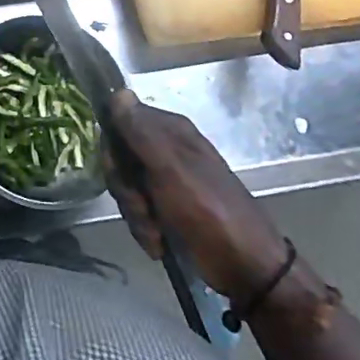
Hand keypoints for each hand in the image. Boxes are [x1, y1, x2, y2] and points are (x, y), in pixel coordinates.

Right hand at [105, 90, 289, 302]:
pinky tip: (159, 242)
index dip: (113, 148)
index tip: (119, 170)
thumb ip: (141, 131)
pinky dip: (145, 228)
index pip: (120, 121)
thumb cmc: (208, 210)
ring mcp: (167, 180)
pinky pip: (139, 209)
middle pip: (120, 158)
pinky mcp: (167, 207)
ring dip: (136, 214)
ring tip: (155, 232)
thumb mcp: (170, 168)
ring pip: (127, 187)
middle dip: (125, 188)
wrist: (246, 266)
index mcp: (170, 131)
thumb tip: (118, 92)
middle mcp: (166, 149)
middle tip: (141, 206)